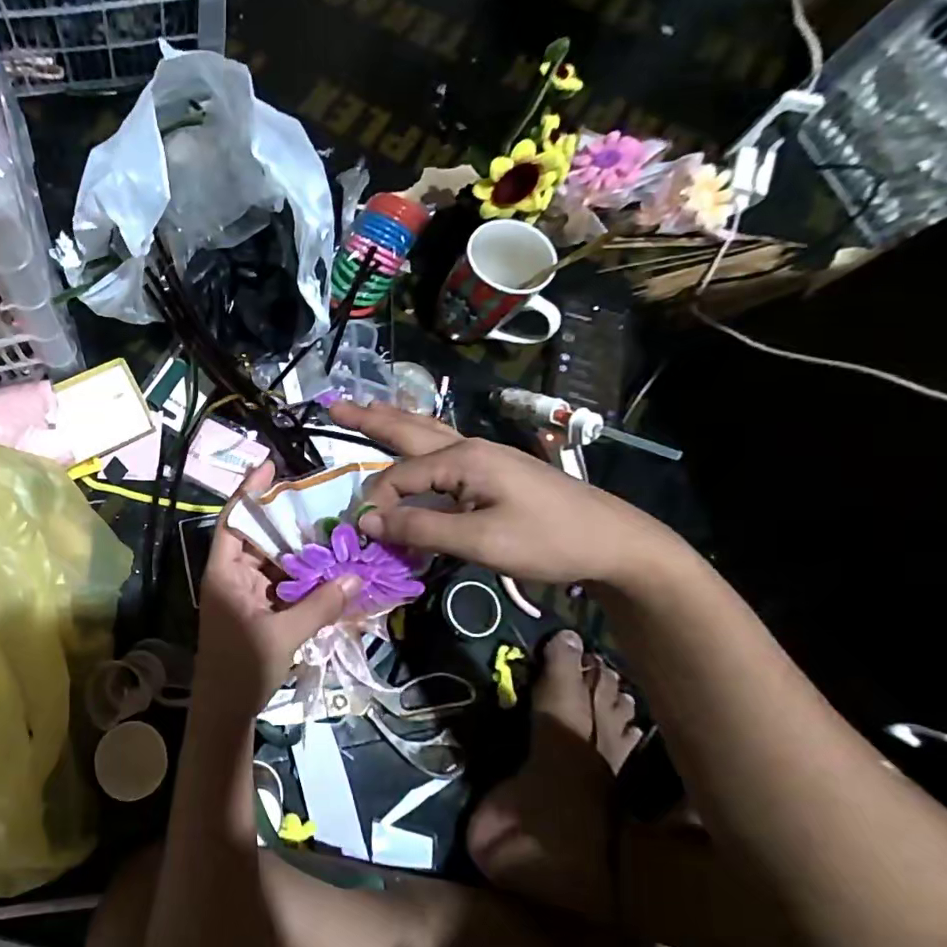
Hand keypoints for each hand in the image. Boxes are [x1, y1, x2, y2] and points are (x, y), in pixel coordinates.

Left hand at [198, 462, 361, 710]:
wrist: (224, 714)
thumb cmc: (241, 670)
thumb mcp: (282, 636)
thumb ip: (319, 605)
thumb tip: (354, 576)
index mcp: (224, 574)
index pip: (233, 521)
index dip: (248, 492)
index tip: (269, 465)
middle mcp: (231, 577)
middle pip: (255, 536)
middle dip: (281, 518)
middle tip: (316, 498)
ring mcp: (243, 594)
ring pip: (269, 559)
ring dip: (294, 547)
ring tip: (328, 527)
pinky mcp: (256, 611)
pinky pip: (277, 582)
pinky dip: (297, 574)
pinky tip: (324, 567)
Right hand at [328, 401, 684, 587]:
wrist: (614, 541)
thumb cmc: (548, 541)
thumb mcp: (481, 541)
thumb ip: (422, 528)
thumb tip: (368, 520)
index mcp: (464, 459)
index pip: (400, 476)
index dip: (378, 504)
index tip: (369, 536)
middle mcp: (470, 446)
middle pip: (409, 428)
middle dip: (369, 418)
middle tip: (333, 405)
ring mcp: (486, 454)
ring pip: (428, 431)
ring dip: (393, 421)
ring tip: (365, 410)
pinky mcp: (496, 468)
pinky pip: (444, 447)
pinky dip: (418, 439)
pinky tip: (415, 442)